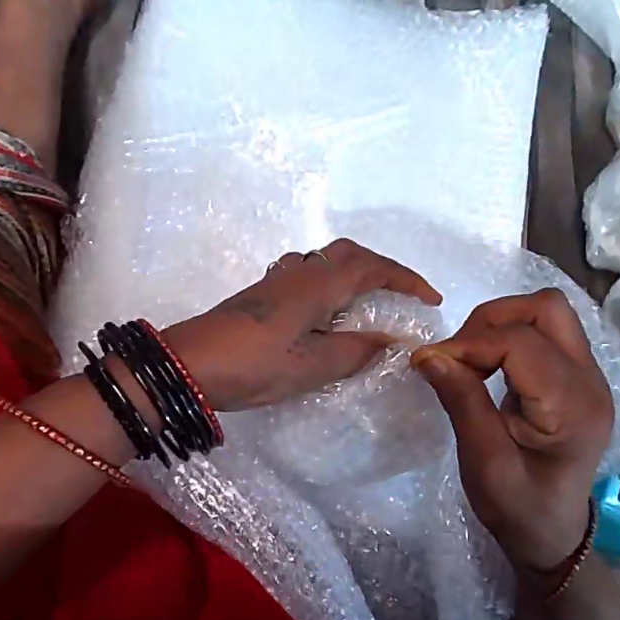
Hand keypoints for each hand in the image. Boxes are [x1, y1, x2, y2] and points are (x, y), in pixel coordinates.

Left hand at [164, 239, 442, 410]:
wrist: (188, 365)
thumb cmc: (255, 365)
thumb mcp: (313, 366)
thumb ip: (356, 351)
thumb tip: (390, 341)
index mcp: (319, 284)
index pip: (374, 268)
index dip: (407, 280)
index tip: (431, 299)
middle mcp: (300, 272)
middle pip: (350, 253)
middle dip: (382, 268)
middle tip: (401, 294)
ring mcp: (277, 280)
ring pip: (325, 259)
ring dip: (353, 271)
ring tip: (368, 299)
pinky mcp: (261, 293)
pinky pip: (305, 272)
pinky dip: (328, 281)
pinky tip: (324, 307)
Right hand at [411, 290, 613, 570]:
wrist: (553, 533)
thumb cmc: (518, 508)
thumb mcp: (483, 462)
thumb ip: (462, 401)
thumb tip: (429, 354)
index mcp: (573, 406)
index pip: (521, 342)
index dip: (469, 343)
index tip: (429, 362)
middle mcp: (591, 381)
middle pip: (546, 308)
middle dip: (491, 320)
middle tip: (455, 355)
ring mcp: (590, 376)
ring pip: (547, 313)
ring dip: (500, 325)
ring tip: (469, 360)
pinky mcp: (578, 376)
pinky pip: (546, 332)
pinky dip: (509, 336)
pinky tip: (488, 365)